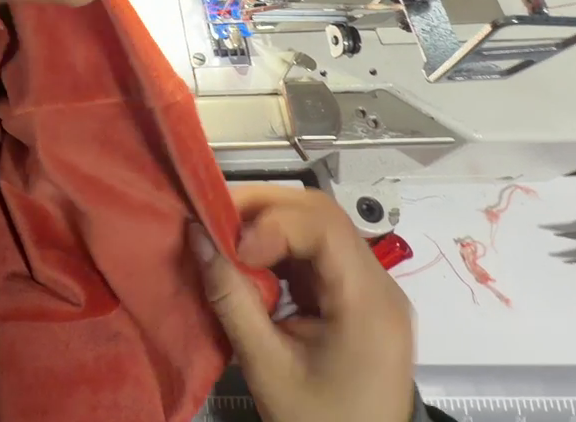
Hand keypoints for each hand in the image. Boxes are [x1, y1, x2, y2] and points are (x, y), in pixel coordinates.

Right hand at [191, 185, 415, 421]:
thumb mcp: (267, 366)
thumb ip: (231, 298)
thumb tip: (196, 236)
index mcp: (368, 303)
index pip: (323, 226)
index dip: (271, 222)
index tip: (232, 246)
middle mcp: (379, 284)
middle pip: (321, 214)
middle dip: (263, 209)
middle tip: (216, 222)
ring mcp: (371, 287)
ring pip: (316, 225)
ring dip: (268, 223)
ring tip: (227, 238)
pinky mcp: (355, 294)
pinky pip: (315, 249)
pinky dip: (277, 245)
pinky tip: (251, 260)